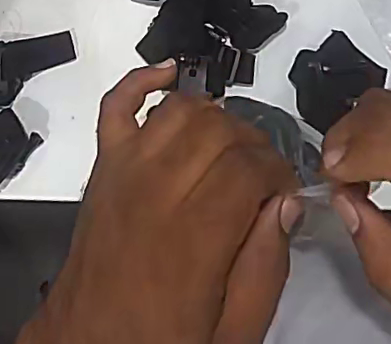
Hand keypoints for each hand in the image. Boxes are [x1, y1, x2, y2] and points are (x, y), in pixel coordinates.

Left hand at [19, 61, 300, 343]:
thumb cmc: (158, 342)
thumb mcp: (232, 333)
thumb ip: (265, 268)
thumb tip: (285, 205)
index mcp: (192, 240)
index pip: (247, 169)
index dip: (278, 170)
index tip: (286, 187)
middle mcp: (155, 192)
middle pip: (218, 131)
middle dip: (253, 142)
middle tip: (264, 169)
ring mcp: (124, 169)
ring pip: (178, 109)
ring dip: (213, 113)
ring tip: (230, 140)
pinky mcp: (103, 162)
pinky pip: (117, 103)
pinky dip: (141, 79)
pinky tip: (168, 73)